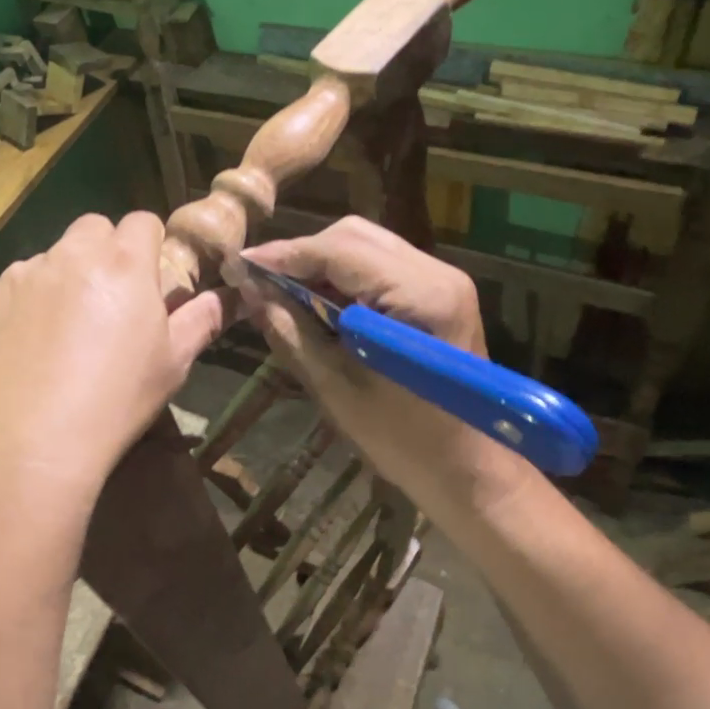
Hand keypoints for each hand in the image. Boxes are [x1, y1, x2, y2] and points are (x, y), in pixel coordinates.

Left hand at [0, 212, 229, 497]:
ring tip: (60, 336)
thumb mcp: (173, 365)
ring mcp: (20, 275)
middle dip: (104, 252)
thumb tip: (227, 295)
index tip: (148, 279)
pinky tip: (23, 354)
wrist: (29, 447)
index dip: (149, 245)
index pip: (142, 221)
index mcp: (124, 263)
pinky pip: (10, 290)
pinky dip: (22, 309)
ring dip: (61, 280)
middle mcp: (69, 255)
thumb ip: (202, 319)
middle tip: (107, 303)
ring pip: (49, 259)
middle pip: (92, 229)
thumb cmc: (115, 403)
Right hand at [238, 217, 535, 506]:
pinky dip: (344, 276)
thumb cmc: (405, 441)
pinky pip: (381, 265)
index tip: (238, 266)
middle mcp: (437, 274)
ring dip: (321, 264)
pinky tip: (319, 302)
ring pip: (366, 245)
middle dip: (302, 255)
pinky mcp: (440, 293)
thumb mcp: (335, 387)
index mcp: (419, 295)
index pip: (338, 250)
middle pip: (353, 236)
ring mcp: (443, 280)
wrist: (470, 472)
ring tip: (283, 293)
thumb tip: (248, 287)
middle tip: (260, 283)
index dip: (283, 255)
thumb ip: (290, 329)